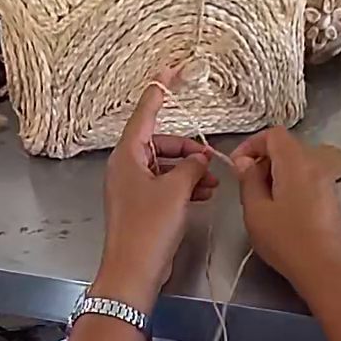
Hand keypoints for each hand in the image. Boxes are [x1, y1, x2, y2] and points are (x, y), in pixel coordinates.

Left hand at [93, 70, 217, 309]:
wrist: (134, 271)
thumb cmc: (149, 227)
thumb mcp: (176, 191)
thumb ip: (192, 167)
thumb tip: (200, 159)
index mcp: (127, 155)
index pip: (146, 114)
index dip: (161, 91)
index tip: (173, 69)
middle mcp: (127, 168)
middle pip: (162, 144)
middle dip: (188, 150)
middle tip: (212, 160)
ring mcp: (134, 188)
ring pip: (167, 167)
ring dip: (191, 172)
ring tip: (213, 184)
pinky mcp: (143, 207)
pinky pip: (166, 186)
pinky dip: (185, 187)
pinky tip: (204, 195)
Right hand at [230, 126, 340, 294]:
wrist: (327, 268)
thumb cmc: (287, 239)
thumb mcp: (256, 211)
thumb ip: (248, 180)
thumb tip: (244, 162)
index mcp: (296, 162)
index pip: (274, 134)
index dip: (251, 144)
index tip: (236, 165)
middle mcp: (315, 164)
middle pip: (286, 148)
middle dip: (262, 160)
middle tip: (246, 187)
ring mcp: (326, 181)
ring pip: (296, 165)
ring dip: (275, 175)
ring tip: (262, 204)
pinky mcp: (330, 198)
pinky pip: (306, 180)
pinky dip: (289, 186)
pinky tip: (281, 213)